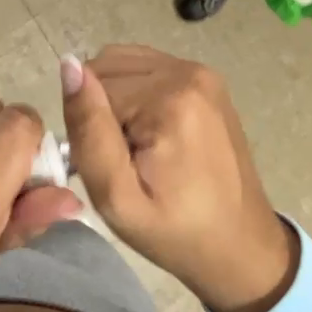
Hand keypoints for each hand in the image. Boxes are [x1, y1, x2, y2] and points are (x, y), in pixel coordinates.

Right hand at [60, 45, 298, 311]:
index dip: (88, 127)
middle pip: (105, 70)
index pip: (91, 87)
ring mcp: (200, 71)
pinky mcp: (205, 78)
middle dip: (101, 110)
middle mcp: (187, 71)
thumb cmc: (175, 232)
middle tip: (122, 160)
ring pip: (120, 64)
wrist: (241, 247)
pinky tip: (149, 132)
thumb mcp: (117, 197)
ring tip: (136, 147)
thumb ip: (88, 129)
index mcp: (169, 98)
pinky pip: (143, 68)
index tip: (111, 166)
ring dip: (115, 100)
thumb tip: (69, 66)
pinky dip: (133, 94)